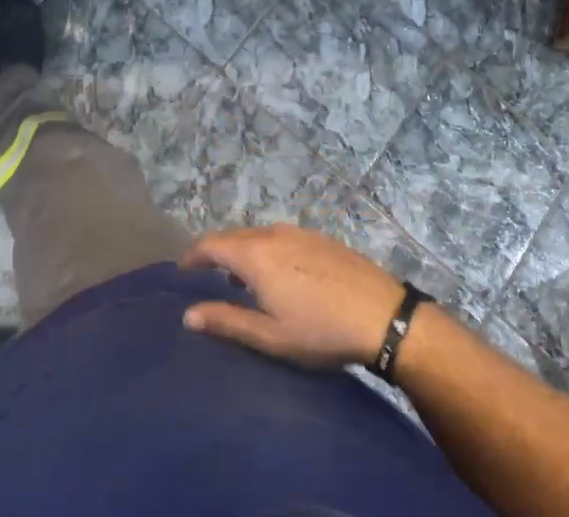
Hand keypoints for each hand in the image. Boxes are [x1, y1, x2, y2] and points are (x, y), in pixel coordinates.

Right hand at [180, 224, 408, 368]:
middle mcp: (273, 235)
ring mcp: (300, 233)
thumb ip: (226, 321)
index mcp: (254, 255)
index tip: (183, 271)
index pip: (209, 244)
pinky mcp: (322, 239)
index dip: (192, 256)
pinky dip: (268, 250)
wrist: (385, 317)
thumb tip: (188, 314)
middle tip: (208, 276)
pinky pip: (282, 238)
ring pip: (259, 236)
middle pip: (233, 236)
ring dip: (243, 252)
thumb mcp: (269, 335)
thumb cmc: (321, 331)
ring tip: (242, 280)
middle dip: (216, 252)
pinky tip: (280, 275)